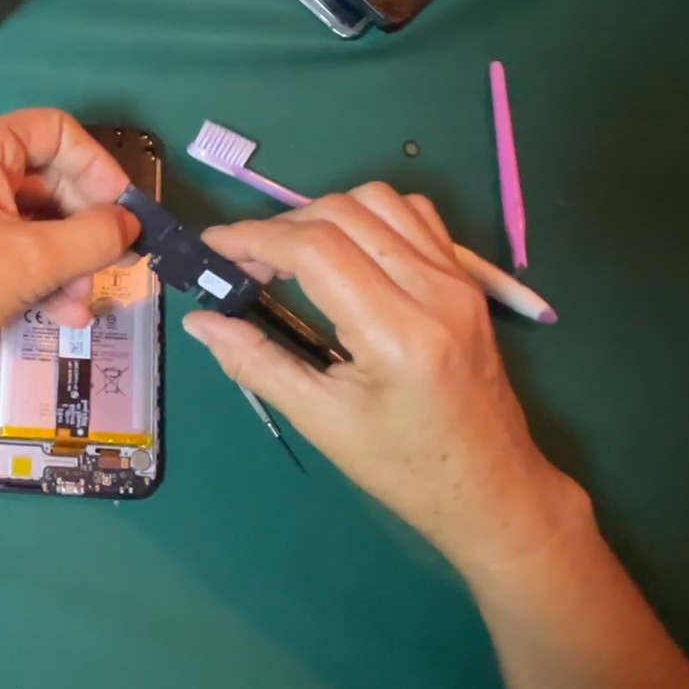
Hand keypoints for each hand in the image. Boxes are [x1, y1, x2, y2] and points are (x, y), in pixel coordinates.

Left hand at [0, 108, 136, 420]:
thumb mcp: (29, 259)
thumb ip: (92, 237)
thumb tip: (131, 225)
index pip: (55, 132)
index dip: (97, 166)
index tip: (125, 210)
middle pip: (50, 183)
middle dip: (86, 226)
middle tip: (117, 262)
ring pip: (37, 228)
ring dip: (69, 263)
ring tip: (85, 301)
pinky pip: (17, 259)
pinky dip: (44, 281)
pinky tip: (65, 316)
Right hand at [183, 183, 590, 573]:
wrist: (489, 487)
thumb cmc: (401, 466)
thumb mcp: (318, 420)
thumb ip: (254, 362)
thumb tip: (198, 322)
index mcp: (397, 333)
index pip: (315, 249)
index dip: (253, 238)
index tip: (212, 249)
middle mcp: (434, 290)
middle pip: (342, 213)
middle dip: (277, 228)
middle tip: (242, 265)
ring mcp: (456, 278)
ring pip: (377, 201)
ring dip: (319, 215)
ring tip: (287, 256)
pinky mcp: (465, 279)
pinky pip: (411, 215)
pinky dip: (363, 216)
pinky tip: (340, 251)